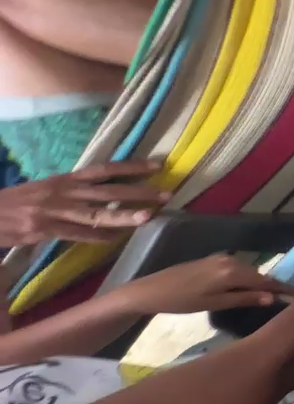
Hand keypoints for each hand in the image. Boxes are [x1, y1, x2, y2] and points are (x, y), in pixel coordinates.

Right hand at [0, 161, 169, 244]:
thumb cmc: (11, 202)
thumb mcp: (43, 188)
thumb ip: (72, 188)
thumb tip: (105, 187)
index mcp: (62, 179)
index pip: (103, 169)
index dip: (131, 167)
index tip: (158, 166)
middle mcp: (61, 193)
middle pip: (108, 191)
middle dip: (139, 193)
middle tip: (167, 195)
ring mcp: (52, 212)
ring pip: (96, 214)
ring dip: (124, 216)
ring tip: (148, 216)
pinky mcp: (42, 230)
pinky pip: (78, 234)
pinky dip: (99, 236)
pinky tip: (116, 238)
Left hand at [105, 254, 293, 315]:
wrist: (144, 291)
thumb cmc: (178, 301)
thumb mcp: (212, 304)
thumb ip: (244, 299)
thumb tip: (273, 298)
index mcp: (234, 272)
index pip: (268, 281)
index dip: (285, 289)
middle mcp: (232, 261)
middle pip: (260, 275)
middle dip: (272, 286)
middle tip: (286, 299)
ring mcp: (222, 258)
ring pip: (249, 272)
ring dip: (258, 283)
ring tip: (266, 296)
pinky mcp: (213, 260)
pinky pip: (238, 269)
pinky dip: (245, 278)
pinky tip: (244, 288)